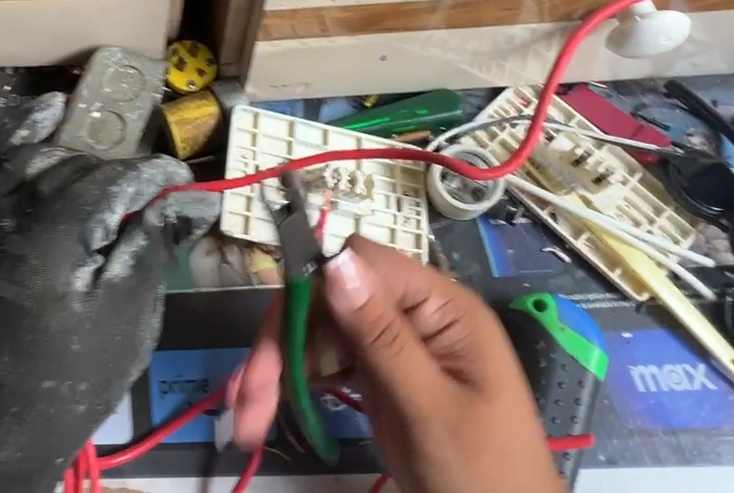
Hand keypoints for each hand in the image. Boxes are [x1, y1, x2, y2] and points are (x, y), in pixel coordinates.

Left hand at [0, 93, 220, 492]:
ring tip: (110, 179)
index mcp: (58, 226)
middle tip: (149, 202)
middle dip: (121, 178)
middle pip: (84, 165)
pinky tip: (49, 110)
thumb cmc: (74, 369)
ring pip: (45, 154)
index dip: (158, 179)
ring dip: (81, 161)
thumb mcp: (127, 310)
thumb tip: (197, 195)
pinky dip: (22, 128)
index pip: (121, 179)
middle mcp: (17, 202)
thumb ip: (155, 241)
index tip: (186, 186)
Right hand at [226, 237, 563, 492]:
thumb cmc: (486, 478)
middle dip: (284, 342)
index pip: (361, 265)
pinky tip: (267, 407)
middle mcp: (413, 312)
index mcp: (440, 306)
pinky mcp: (379, 372)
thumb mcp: (433, 411)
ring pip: (319, 330)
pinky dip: (294, 381)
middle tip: (247, 397)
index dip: (313, 288)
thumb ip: (383, 337)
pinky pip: (326, 360)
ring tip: (248, 417)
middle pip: (330, 299)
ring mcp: (394, 342)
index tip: (274, 333)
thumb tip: (335, 262)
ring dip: (280, 367)